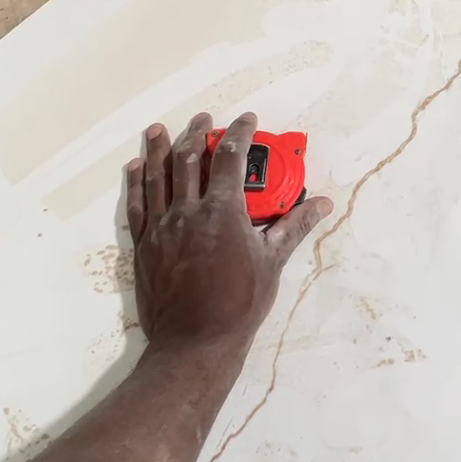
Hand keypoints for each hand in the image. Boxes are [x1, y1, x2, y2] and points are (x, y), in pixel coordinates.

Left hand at [124, 112, 332, 359]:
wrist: (195, 342)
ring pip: (157, 176)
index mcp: (222, 212)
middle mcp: (188, 212)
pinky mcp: (144, 245)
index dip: (239, 134)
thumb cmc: (240, 302)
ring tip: (158, 128)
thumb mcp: (273, 261)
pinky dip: (135, 182)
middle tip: (205, 119)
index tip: (247, 120)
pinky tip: (136, 167)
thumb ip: (295, 226)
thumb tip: (325, 203)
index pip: (230, 159)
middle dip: (197, 133)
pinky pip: (136, 205)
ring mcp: (161, 228)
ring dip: (158, 148)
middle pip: (188, 159)